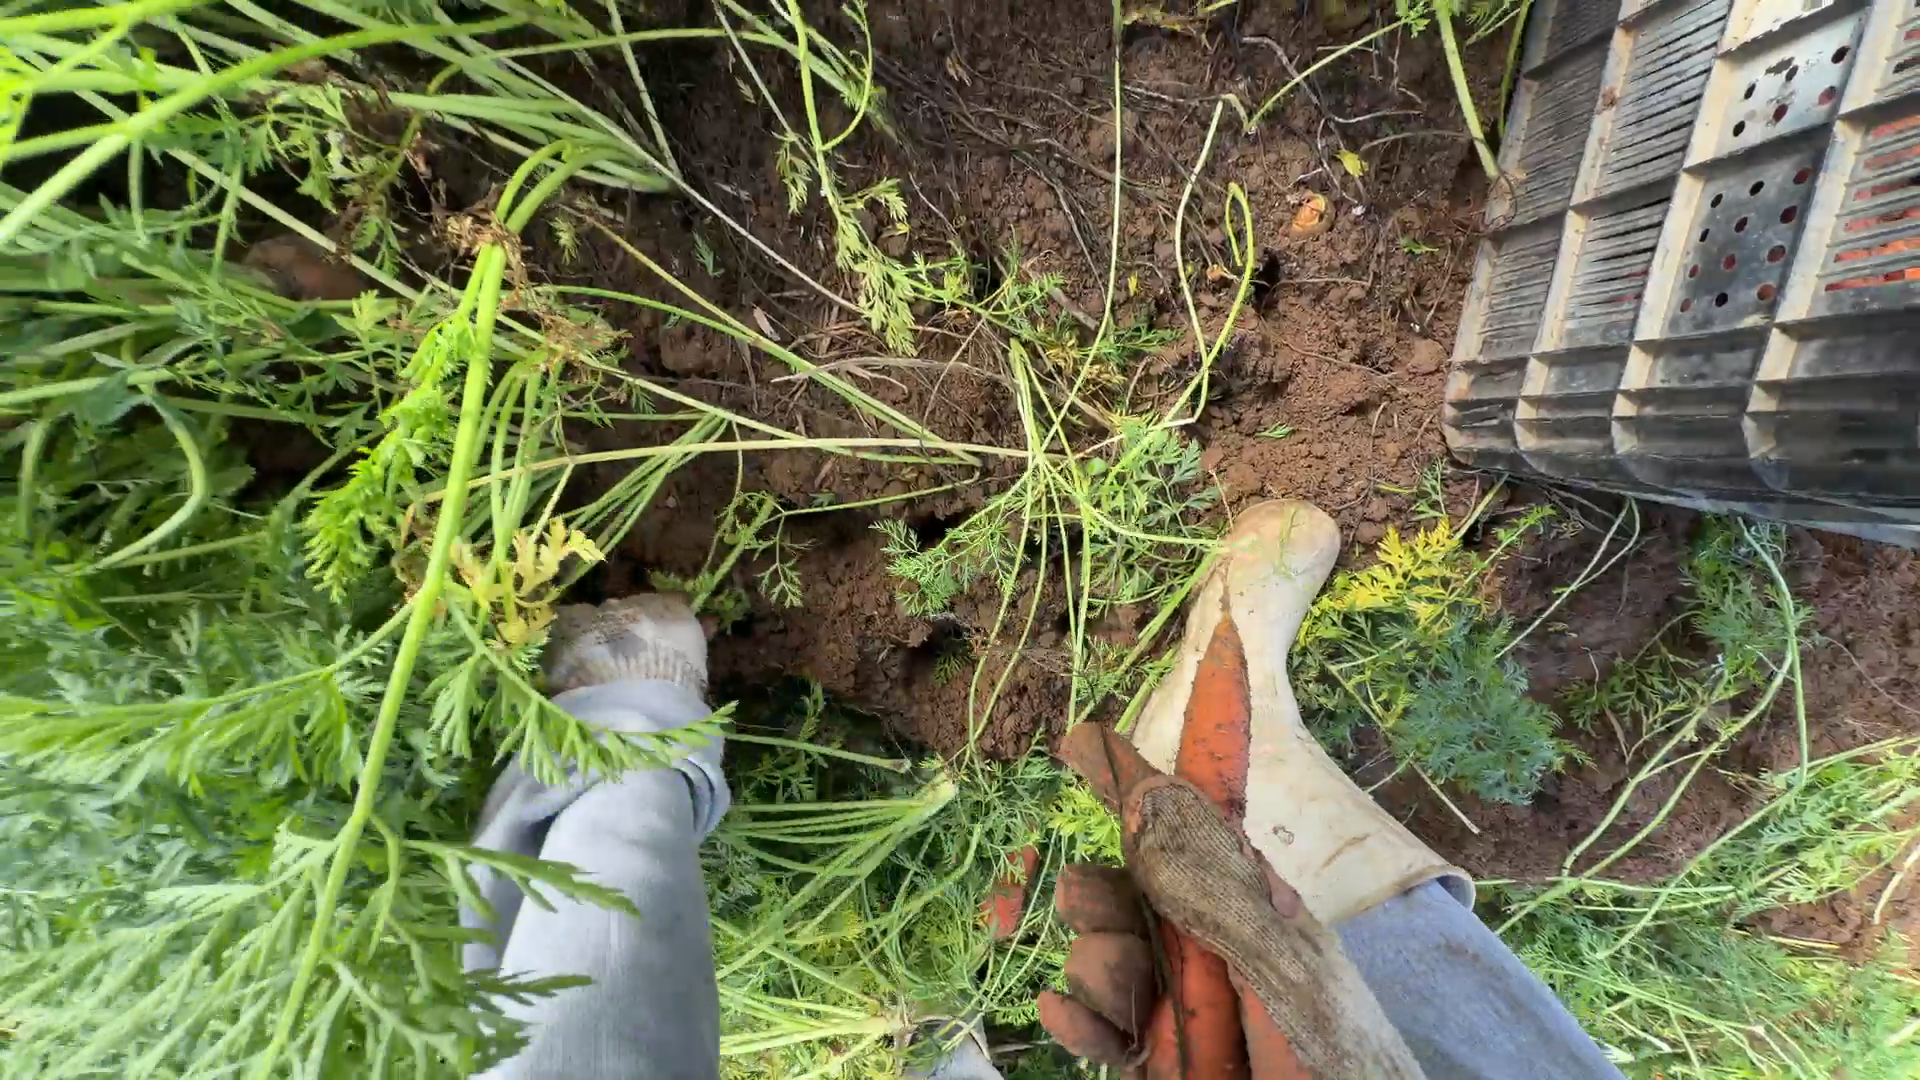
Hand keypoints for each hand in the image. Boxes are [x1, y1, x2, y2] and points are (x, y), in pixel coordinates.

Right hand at [1037, 724, 1423, 1078]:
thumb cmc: (1333, 1061)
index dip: (1132, 778)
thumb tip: (1152, 794)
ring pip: (1100, 953)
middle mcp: (1199, 941)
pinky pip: (1095, 1027)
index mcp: (1239, 903)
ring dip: (1095, 964)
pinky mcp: (1149, 1056)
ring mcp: (1170, 999)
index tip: (1081, 739)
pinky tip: (1062, 1013)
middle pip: (1121, 890)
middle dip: (1093, 892)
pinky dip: (1075, 1020)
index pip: (1181, 825)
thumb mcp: (1289, 967)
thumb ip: (1220, 889)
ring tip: (1121, 994)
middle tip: (1084, 901)